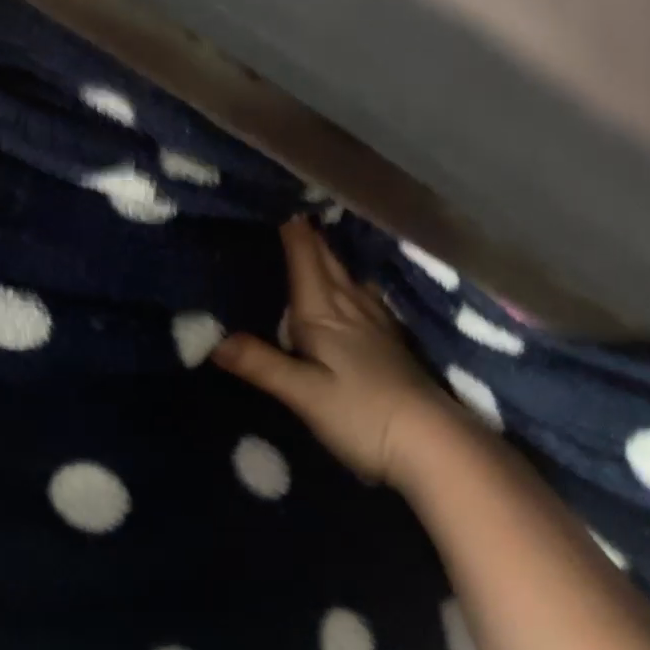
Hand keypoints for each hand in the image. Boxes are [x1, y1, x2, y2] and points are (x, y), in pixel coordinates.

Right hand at [213, 217, 450, 483]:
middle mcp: (350, 310)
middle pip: (326, 263)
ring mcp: (375, 326)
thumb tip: (213, 340)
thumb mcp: (304, 394)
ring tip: (315, 241)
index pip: (304, 260)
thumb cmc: (363, 415)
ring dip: (328, 256)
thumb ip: (261, 364)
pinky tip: (355, 289)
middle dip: (308, 237)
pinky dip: (349, 283)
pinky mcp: (392, 345)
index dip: (291, 232)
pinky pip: (363, 298)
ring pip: (346, 278)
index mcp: (323, 314)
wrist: (435, 446)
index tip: (276, 203)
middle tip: (290, 213)